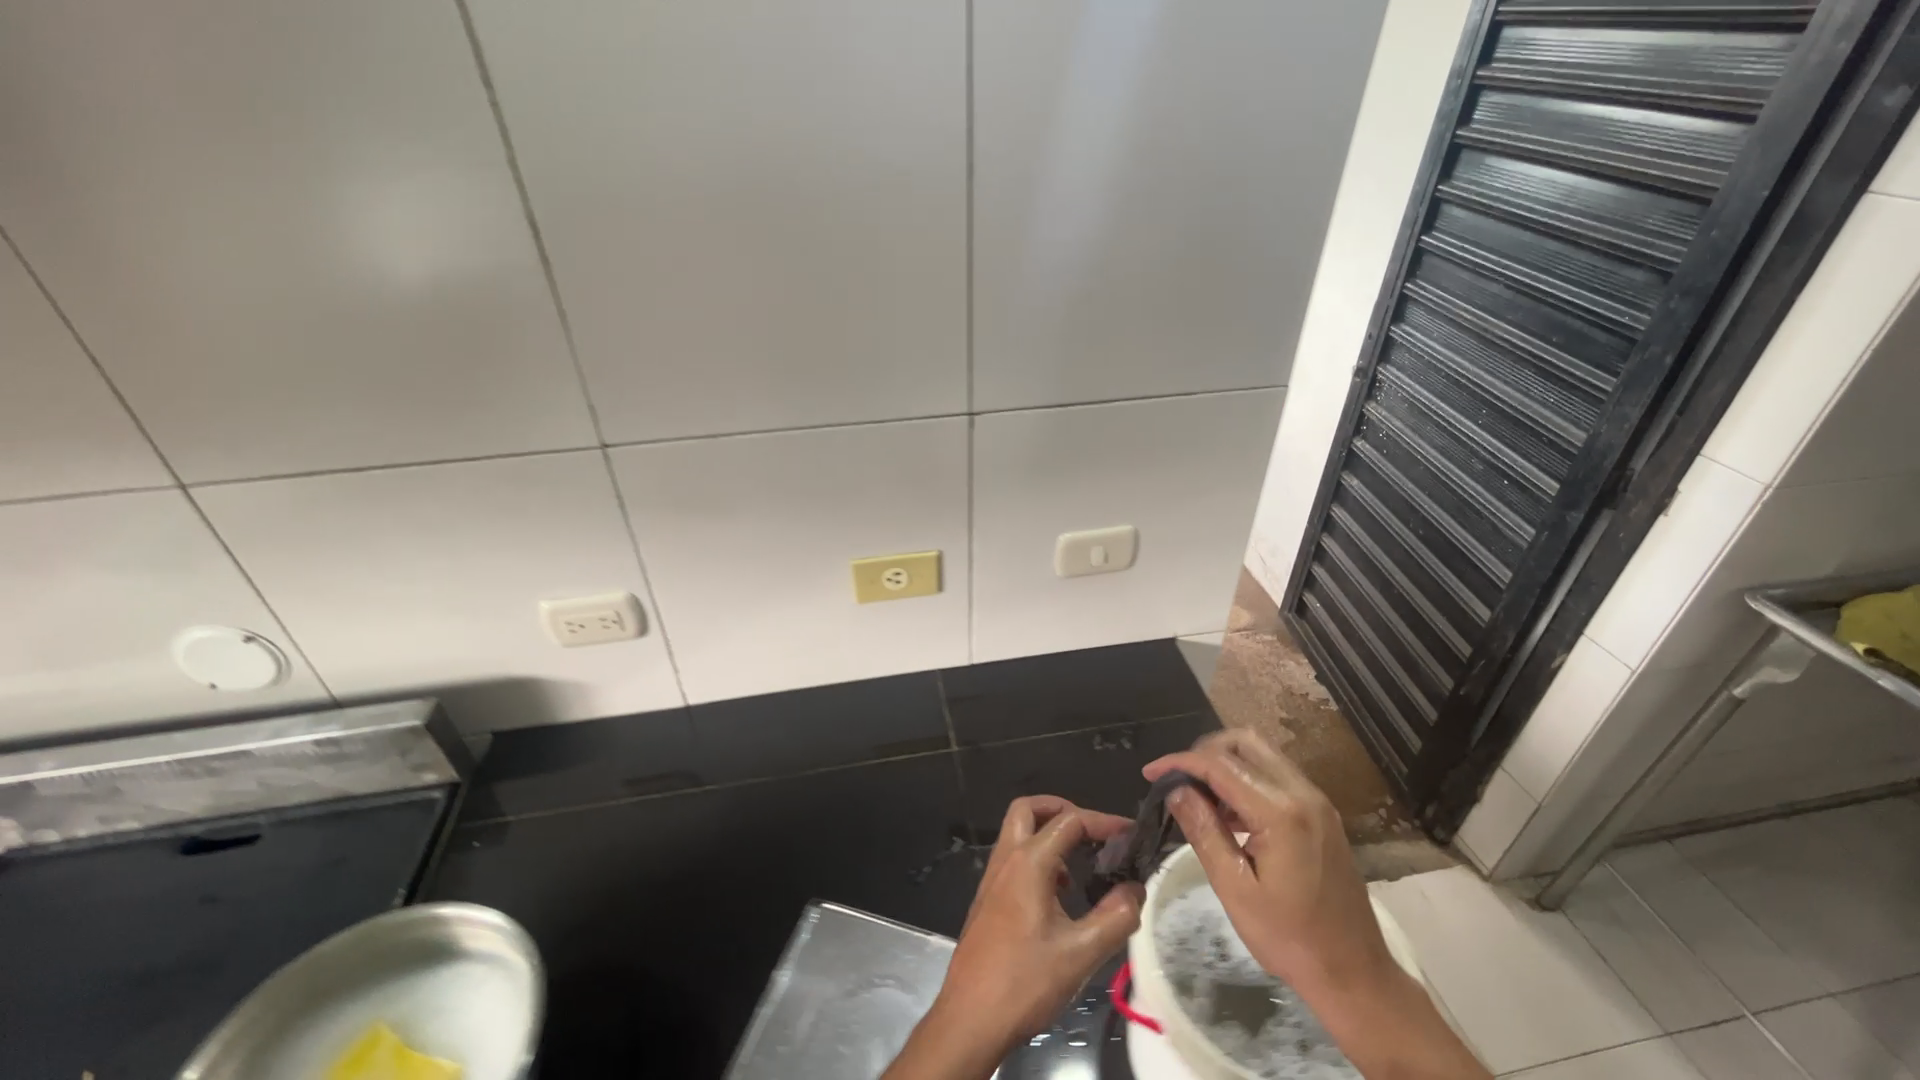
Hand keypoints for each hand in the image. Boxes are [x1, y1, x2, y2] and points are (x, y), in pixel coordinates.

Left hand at [884, 796, 1142, 1079]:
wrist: (970, 1018)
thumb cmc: (1025, 981)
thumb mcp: (1082, 953)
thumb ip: (1116, 916)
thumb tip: (1136, 888)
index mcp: (1028, 863)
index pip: (1069, 821)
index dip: (1104, 822)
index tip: (1132, 835)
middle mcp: (1005, 862)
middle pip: (1028, 810)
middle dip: (1062, 809)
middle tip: (1093, 832)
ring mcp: (991, 882)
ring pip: (1017, 835)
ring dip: (1048, 837)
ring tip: (1082, 867)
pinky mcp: (988, 902)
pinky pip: (1013, 862)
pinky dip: (1038, 861)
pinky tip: (1060, 897)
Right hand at [1146, 730, 1491, 1078]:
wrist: (1353, 971)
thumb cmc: (1289, 938)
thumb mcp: (1235, 889)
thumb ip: (1204, 831)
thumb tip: (1175, 790)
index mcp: (1281, 812)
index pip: (1220, 765)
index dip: (1180, 763)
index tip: (1150, 774)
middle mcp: (1303, 794)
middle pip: (1245, 742)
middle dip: (1204, 752)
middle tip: (1176, 781)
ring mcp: (1317, 802)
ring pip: (1263, 755)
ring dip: (1225, 764)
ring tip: (1196, 797)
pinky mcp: (1321, 815)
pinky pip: (1277, 777)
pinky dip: (1246, 780)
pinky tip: (1226, 813)